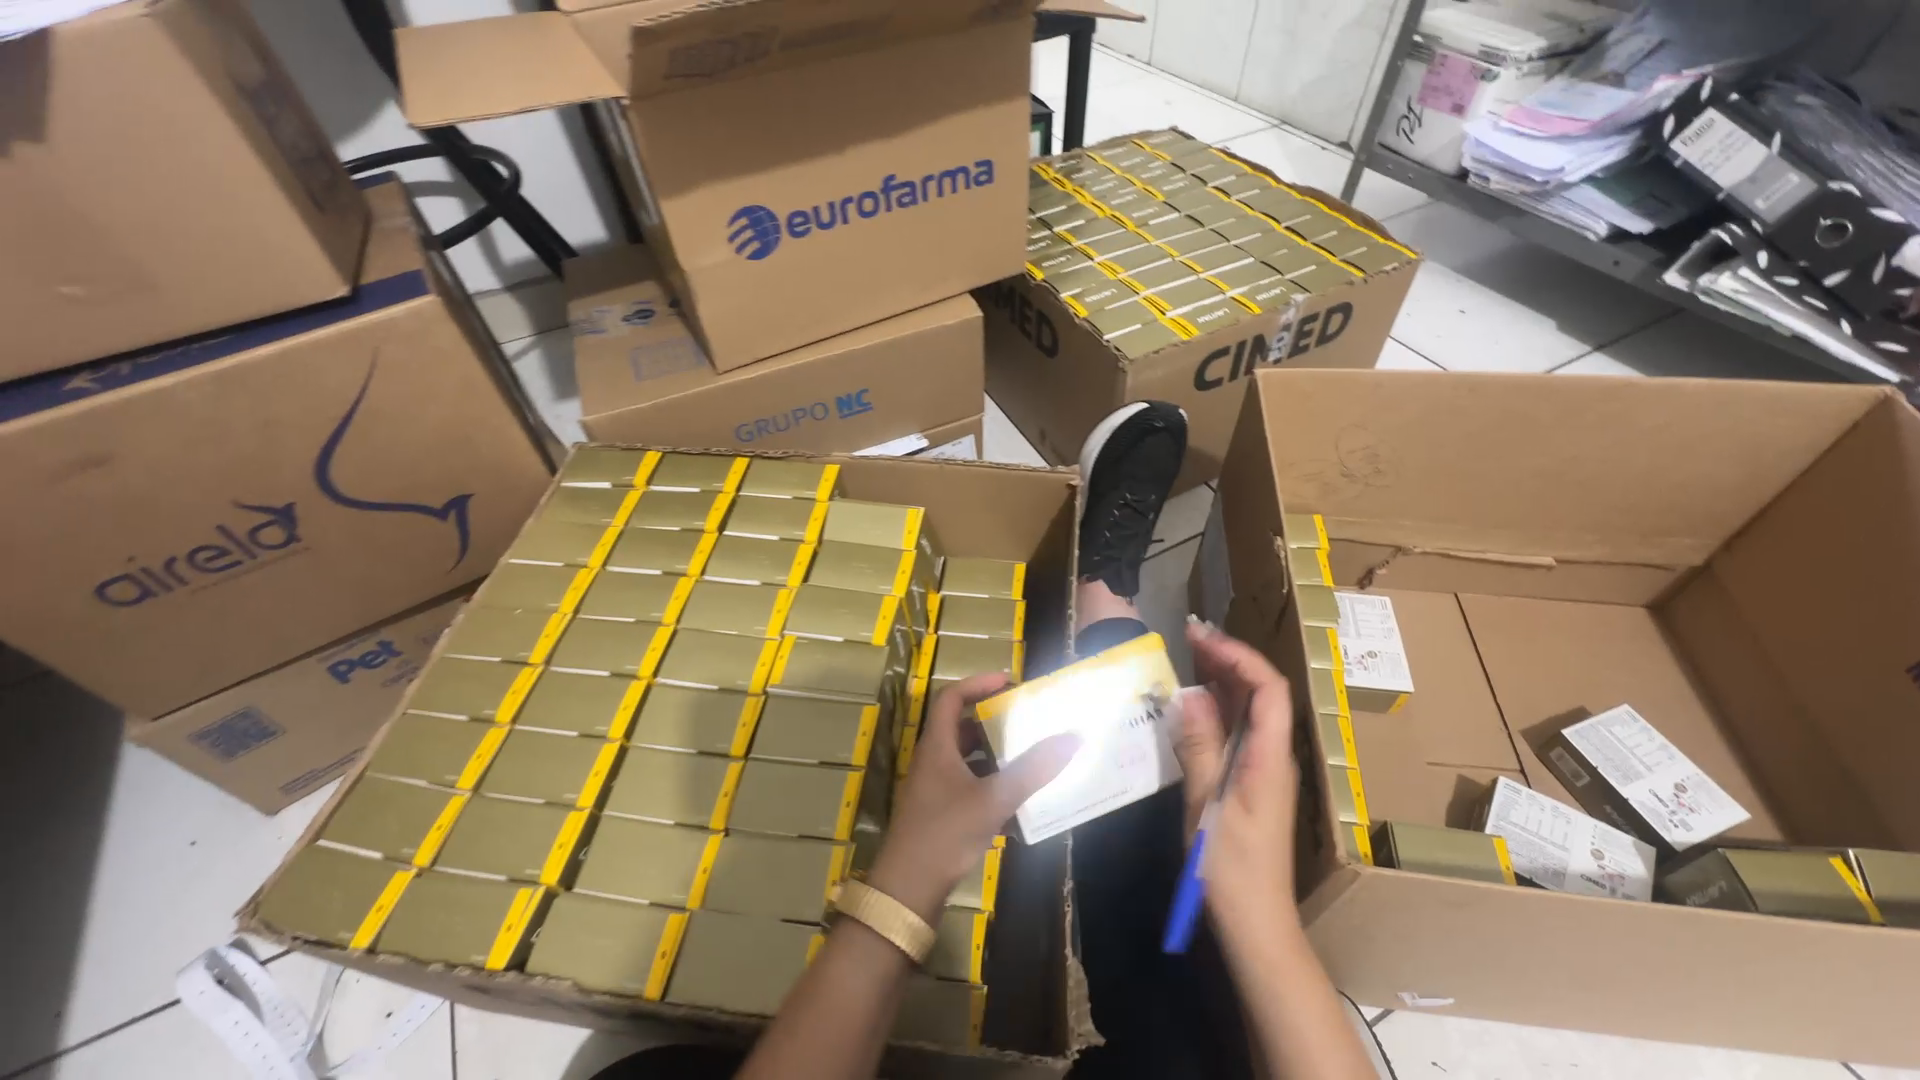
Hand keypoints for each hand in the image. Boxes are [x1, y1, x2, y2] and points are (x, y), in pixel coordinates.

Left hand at [867, 673, 1079, 921]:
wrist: (907, 892)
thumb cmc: (944, 835)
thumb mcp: (993, 800)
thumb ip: (1033, 770)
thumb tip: (1072, 737)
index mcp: (936, 747)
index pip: (951, 698)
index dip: (978, 683)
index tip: (1010, 681)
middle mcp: (932, 762)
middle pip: (962, 728)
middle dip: (994, 722)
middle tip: (1028, 721)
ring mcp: (934, 790)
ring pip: (967, 760)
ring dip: (996, 756)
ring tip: (1031, 756)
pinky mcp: (939, 816)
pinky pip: (969, 788)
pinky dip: (992, 787)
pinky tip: (1020, 802)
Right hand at [1172, 620, 1300, 938]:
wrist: (1255, 922)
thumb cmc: (1230, 868)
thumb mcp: (1205, 806)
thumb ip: (1199, 747)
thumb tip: (1188, 693)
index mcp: (1270, 758)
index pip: (1268, 688)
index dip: (1238, 655)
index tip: (1200, 636)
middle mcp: (1274, 756)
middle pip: (1262, 693)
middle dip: (1228, 659)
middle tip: (1188, 637)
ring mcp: (1264, 770)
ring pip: (1251, 711)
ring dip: (1223, 680)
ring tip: (1187, 658)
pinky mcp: (1251, 783)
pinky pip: (1240, 732)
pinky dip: (1217, 709)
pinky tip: (1191, 706)